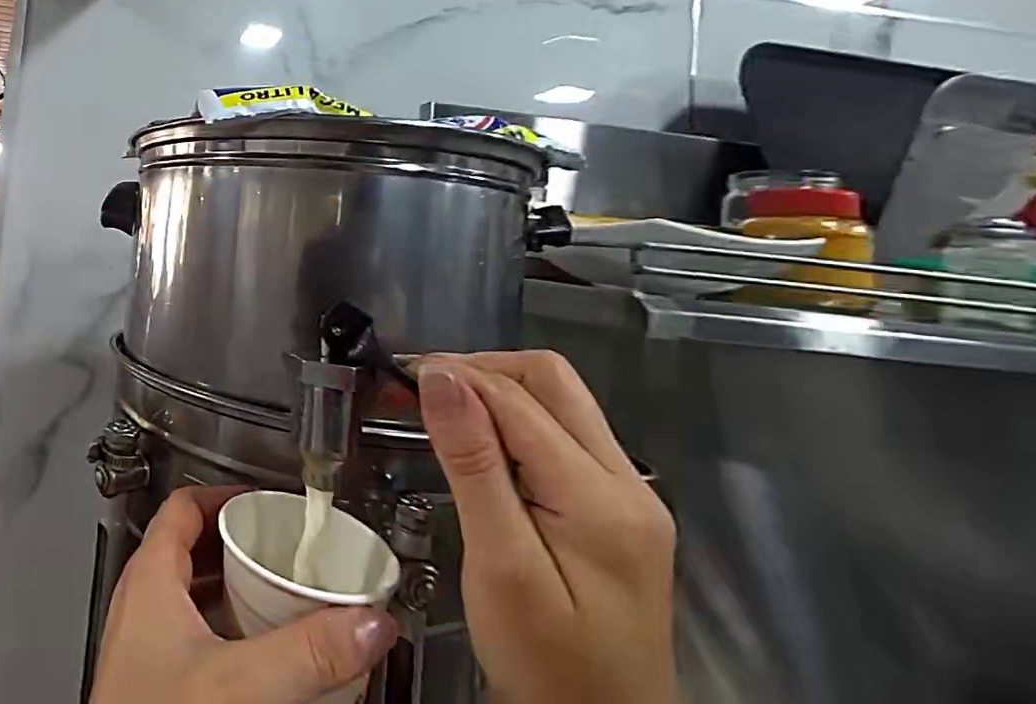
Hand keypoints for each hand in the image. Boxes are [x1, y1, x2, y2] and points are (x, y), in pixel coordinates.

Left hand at [88, 487, 398, 703]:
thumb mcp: (238, 682)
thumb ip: (309, 650)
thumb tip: (366, 624)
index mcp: (148, 581)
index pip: (184, 506)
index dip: (225, 494)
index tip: (262, 501)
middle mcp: (139, 607)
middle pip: (191, 545)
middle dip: (239, 543)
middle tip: (278, 548)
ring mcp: (142, 647)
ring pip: (191, 591)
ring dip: (233, 586)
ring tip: (274, 594)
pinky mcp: (151, 681)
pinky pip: (191, 632)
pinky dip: (225, 626)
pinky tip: (254, 653)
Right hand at [417, 352, 676, 703]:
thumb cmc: (546, 667)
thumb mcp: (501, 569)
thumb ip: (474, 466)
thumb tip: (443, 380)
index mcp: (601, 497)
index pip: (521, 401)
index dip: (461, 375)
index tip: (406, 373)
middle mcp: (627, 482)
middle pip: (553, 381)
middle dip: (485, 368)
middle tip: (426, 383)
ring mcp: (629, 494)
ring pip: (562, 401)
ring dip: (500, 388)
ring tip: (446, 404)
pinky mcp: (619, 509)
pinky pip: (566, 433)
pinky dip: (518, 418)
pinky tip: (483, 439)